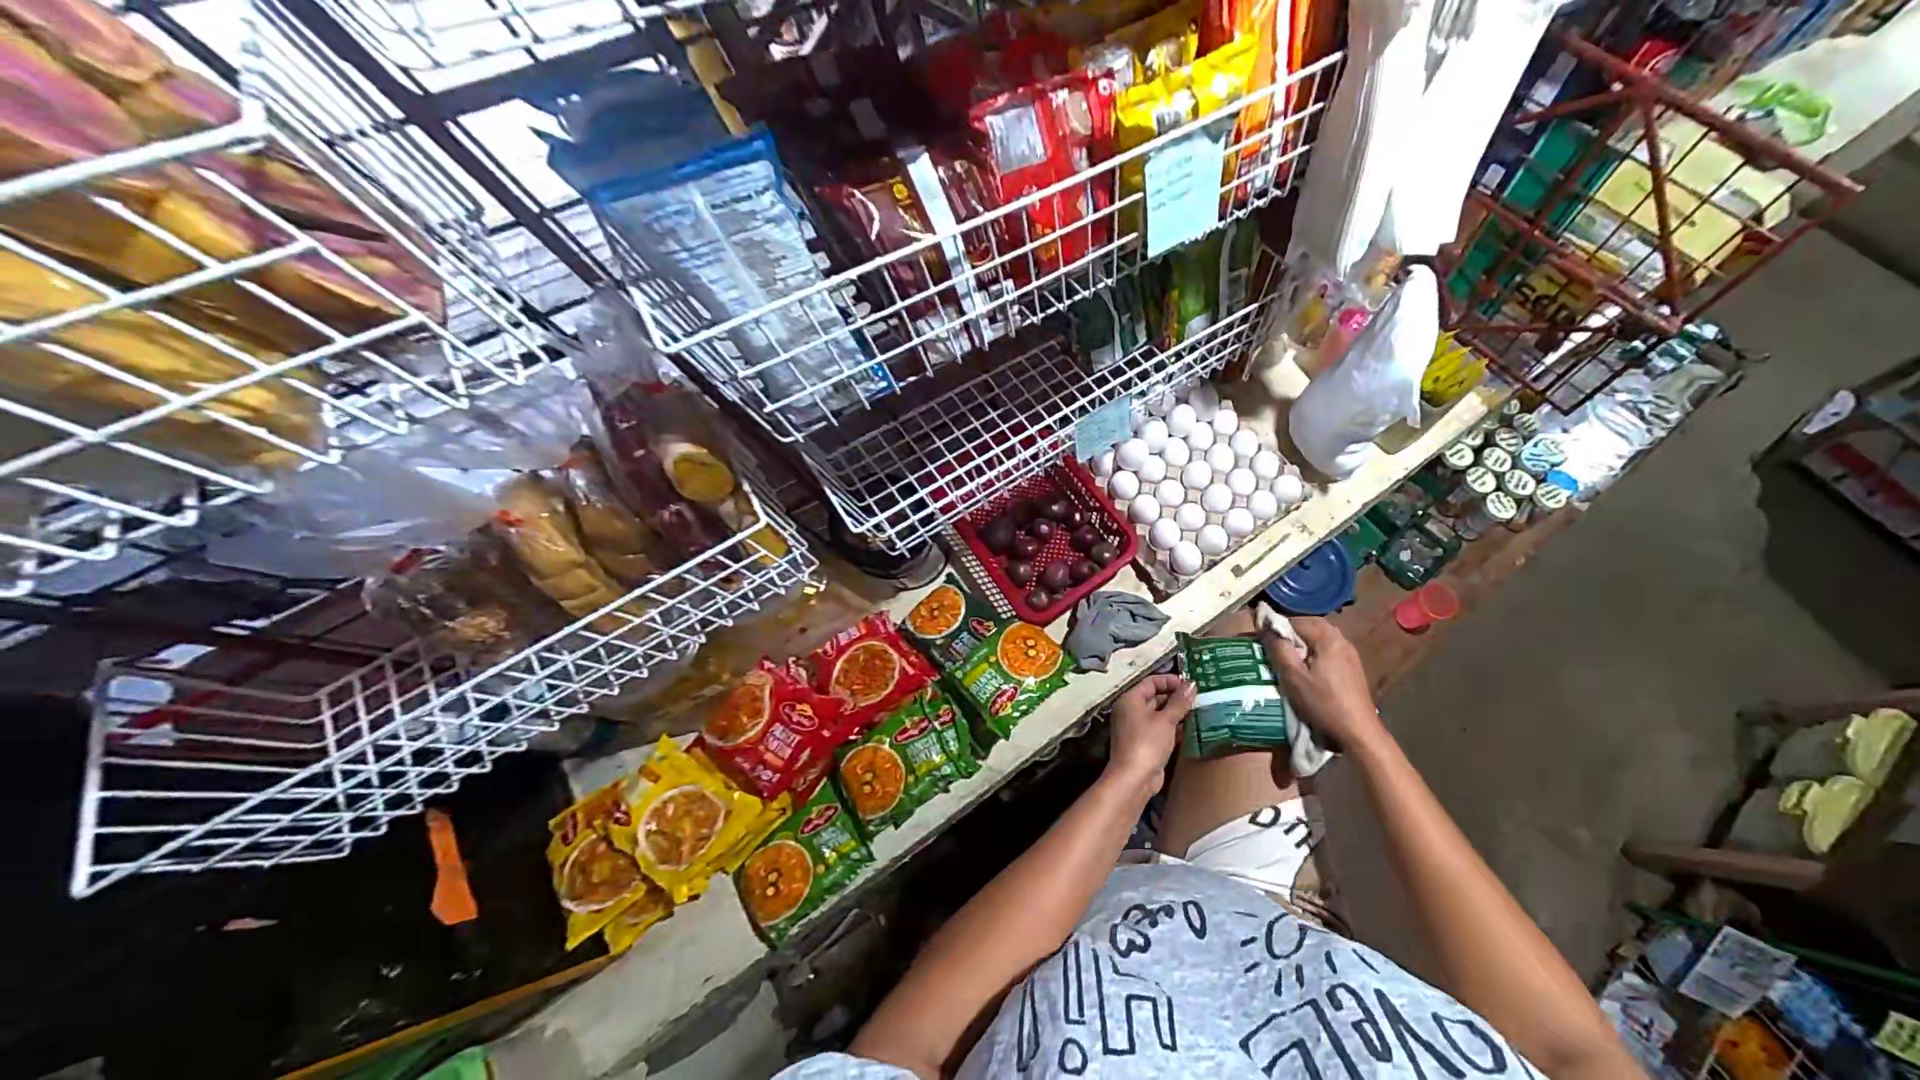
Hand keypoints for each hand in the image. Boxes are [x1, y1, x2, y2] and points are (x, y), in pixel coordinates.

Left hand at [1107, 673, 1193, 795]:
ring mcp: (1136, 727)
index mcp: (1131, 699)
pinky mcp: (1144, 742)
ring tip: (1198, 711)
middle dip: (1176, 697)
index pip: (1151, 682)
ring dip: (1176, 713)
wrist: (1134, 777)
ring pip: (1159, 714)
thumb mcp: (1166, 720)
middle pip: (1154, 697)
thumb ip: (1179, 702)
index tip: (1190, 685)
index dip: (1170, 681)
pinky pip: (1160, 729)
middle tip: (1198, 699)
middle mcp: (1131, 710)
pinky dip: (1173, 727)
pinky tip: (1190, 729)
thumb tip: (1191, 684)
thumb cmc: (1147, 743)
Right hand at [1262, 616, 1387, 753]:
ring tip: (1287, 655)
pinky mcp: (1353, 667)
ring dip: (1303, 640)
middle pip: (1312, 625)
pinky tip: (1306, 666)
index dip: (1277, 626)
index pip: (1296, 621)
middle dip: (1290, 630)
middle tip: (1272, 643)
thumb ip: (1279, 649)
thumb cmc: (1323, 703)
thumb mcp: (1294, 677)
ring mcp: (1350, 654)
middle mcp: (1342, 641)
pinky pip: (1329, 648)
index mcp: (1328, 639)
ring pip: (1321, 636)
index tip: (1261, 638)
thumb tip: (1266, 627)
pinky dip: (1314, 650)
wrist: (1358, 731)